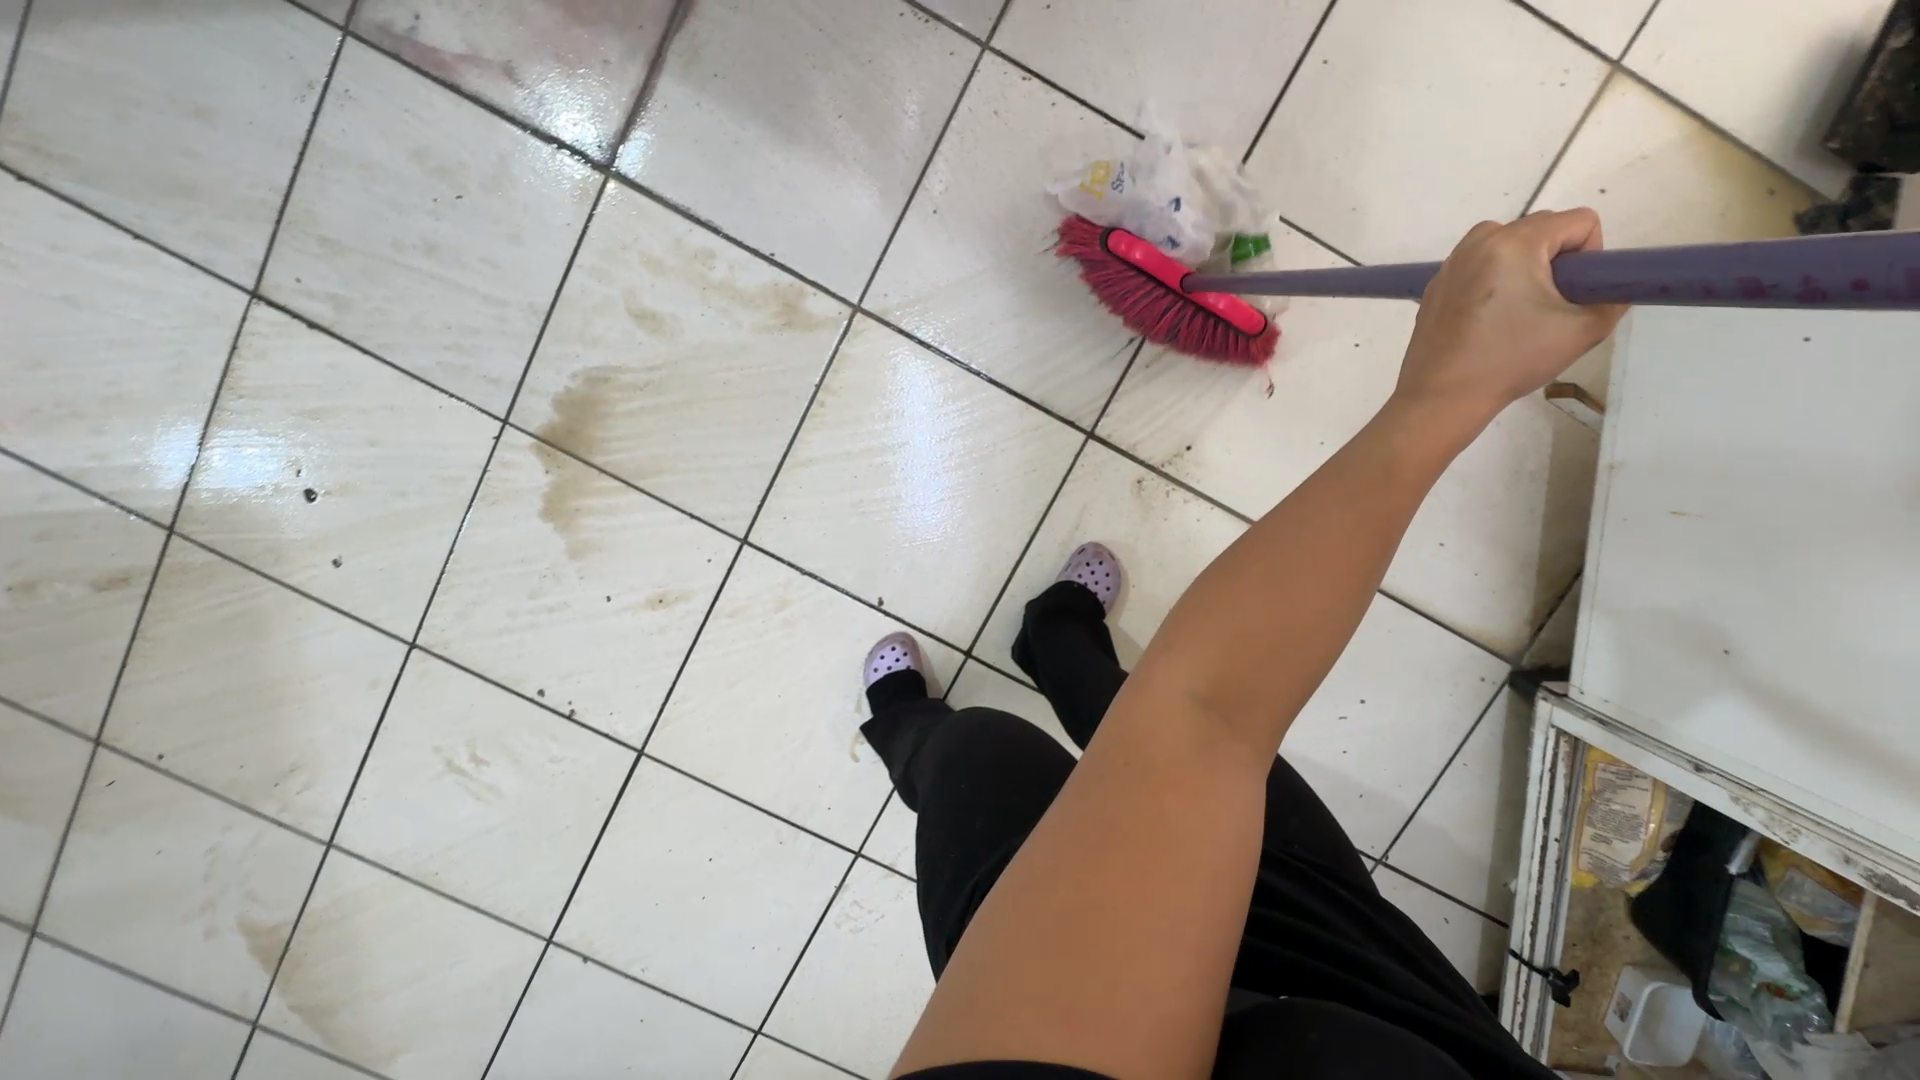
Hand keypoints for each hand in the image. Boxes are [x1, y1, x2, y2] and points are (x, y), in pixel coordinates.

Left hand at [1392, 209, 1626, 430]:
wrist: (1441, 396)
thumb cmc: (1510, 361)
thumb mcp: (1583, 330)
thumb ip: (1613, 299)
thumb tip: (1610, 289)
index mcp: (1512, 243)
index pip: (1578, 220)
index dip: (1591, 255)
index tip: (1575, 293)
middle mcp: (1475, 244)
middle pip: (1539, 228)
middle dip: (1556, 259)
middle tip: (1547, 305)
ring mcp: (1448, 265)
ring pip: (1505, 244)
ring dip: (1524, 266)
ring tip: (1519, 310)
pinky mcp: (1433, 288)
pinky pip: (1476, 267)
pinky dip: (1492, 280)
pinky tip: (1488, 320)